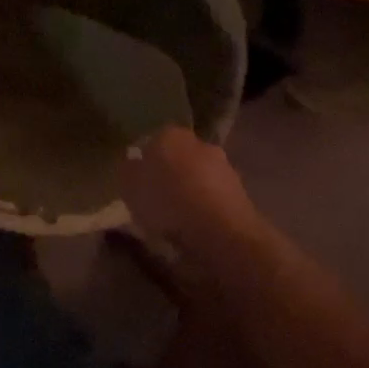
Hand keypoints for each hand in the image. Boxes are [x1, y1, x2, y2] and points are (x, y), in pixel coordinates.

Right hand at [118, 126, 261, 265]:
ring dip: (188, 190)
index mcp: (170, 135)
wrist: (220, 232)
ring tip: (175, 217)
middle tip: (155, 198)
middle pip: (178, 157)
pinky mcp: (241, 193)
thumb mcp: (129, 187)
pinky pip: (212, 196)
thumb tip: (132, 162)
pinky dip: (204, 207)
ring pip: (197, 176)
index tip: (137, 180)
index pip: (152, 140)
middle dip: (169, 173)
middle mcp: (200, 144)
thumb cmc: (166, 202)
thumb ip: (127, 170)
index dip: (144, 160)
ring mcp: (224, 167)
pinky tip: (195, 226)